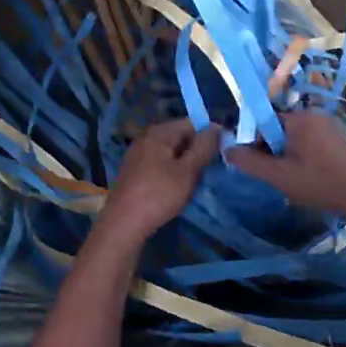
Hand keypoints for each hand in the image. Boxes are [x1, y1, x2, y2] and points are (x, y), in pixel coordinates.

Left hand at [98, 119, 222, 243]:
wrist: (124, 223)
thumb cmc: (159, 194)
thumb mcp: (188, 170)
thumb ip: (203, 147)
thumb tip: (215, 126)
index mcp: (159, 133)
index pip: (190, 123)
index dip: (208, 134)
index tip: (221, 151)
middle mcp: (145, 138)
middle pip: (178, 136)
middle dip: (196, 149)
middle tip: (209, 168)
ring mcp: (137, 155)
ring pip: (169, 151)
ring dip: (184, 161)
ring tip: (195, 179)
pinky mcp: (133, 171)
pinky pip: (158, 162)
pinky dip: (171, 169)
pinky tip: (177, 186)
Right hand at [225, 111, 345, 214]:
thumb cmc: (321, 184)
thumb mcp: (279, 176)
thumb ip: (249, 162)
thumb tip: (227, 150)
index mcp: (298, 117)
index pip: (263, 121)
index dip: (254, 142)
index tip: (256, 164)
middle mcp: (314, 114)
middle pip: (278, 129)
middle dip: (271, 151)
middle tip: (274, 176)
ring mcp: (328, 126)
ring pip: (293, 139)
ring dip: (286, 157)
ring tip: (291, 180)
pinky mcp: (338, 139)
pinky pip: (309, 144)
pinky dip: (302, 158)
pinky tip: (307, 178)